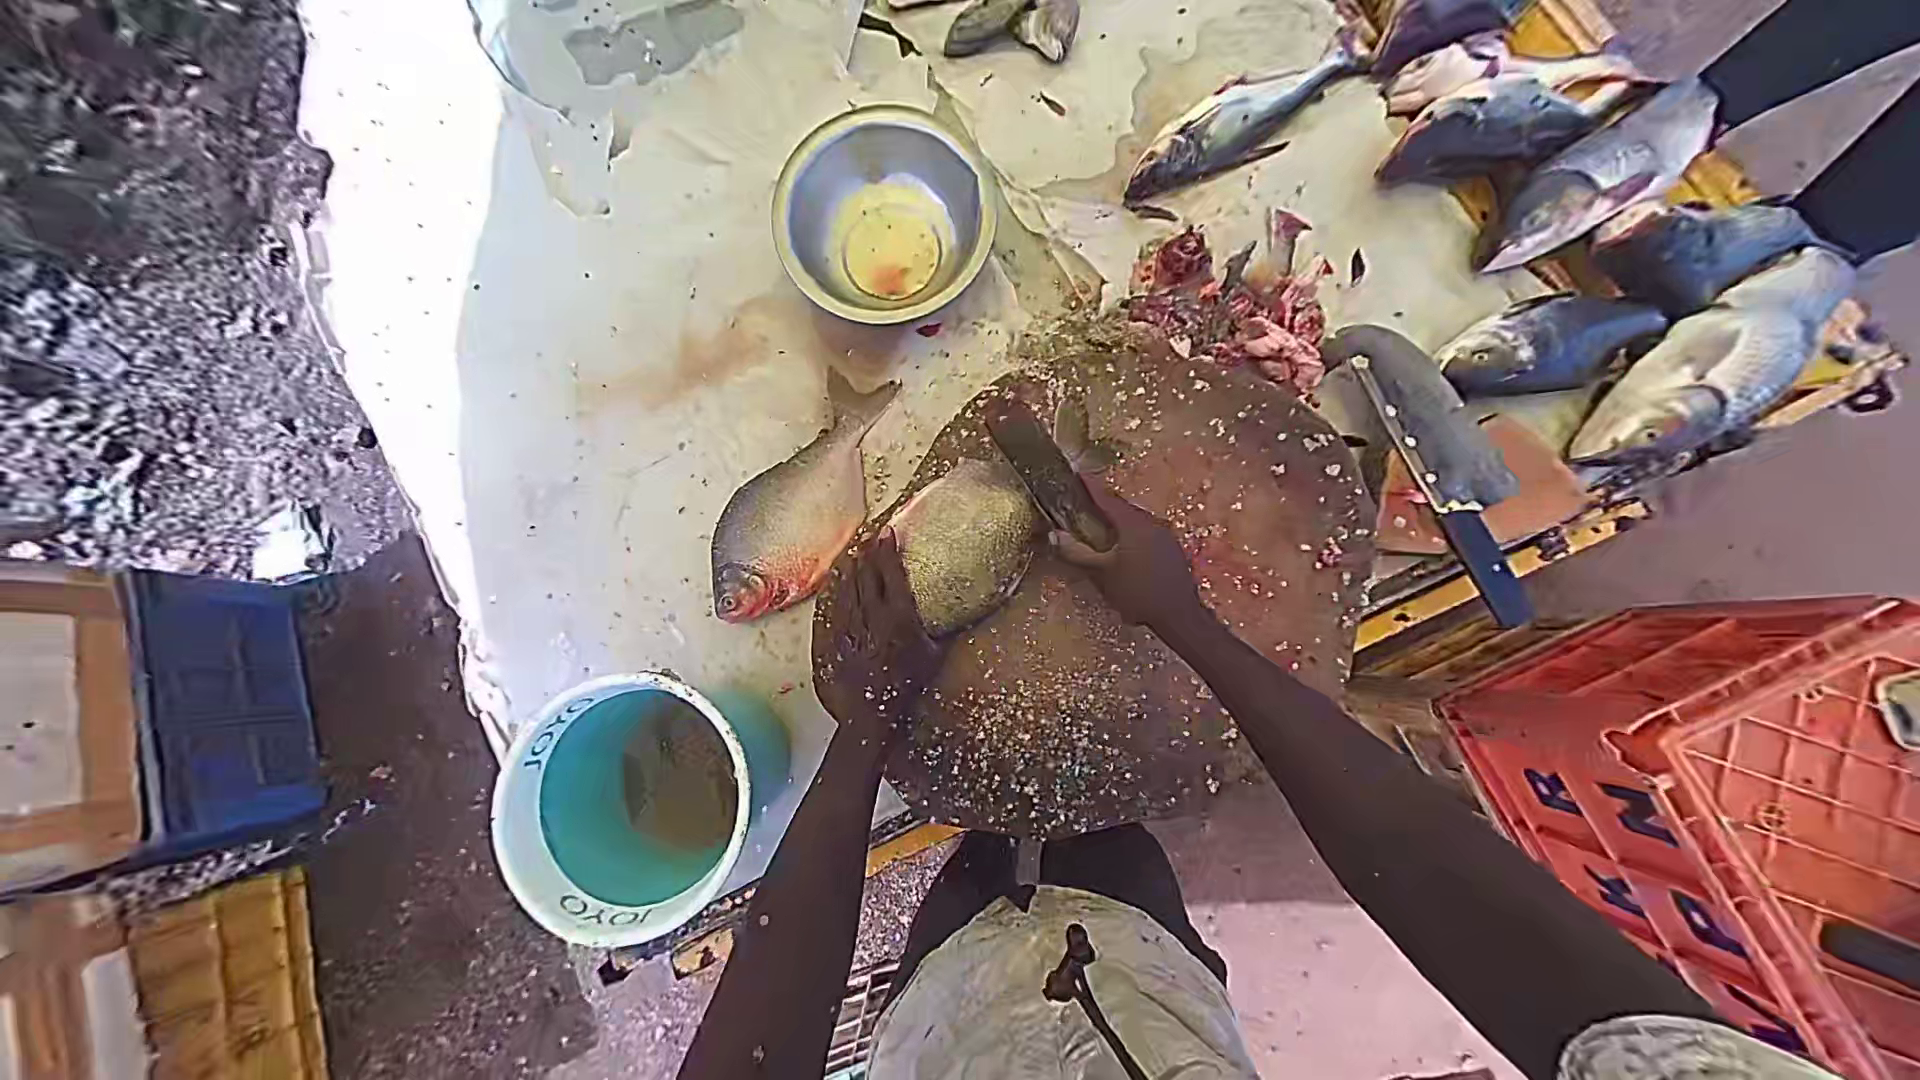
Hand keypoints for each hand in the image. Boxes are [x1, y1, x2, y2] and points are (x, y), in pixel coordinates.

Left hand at [814, 531, 945, 738]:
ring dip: (847, 567)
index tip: (887, 533)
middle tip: (867, 536)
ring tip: (849, 552)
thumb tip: (971, 615)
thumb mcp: (934, 657)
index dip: (888, 550)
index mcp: (898, 618)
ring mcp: (846, 629)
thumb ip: (947, 632)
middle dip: (866, 552)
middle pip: (866, 575)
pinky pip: (828, 609)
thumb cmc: (908, 689)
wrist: (871, 718)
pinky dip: (831, 592)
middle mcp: (871, 618)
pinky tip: (832, 582)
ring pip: (845, 588)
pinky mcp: (829, 641)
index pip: (892, 574)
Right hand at [1052, 481, 1206, 631]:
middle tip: (1083, 505)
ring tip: (1100, 528)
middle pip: (1122, 508)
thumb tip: (1054, 535)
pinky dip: (1130, 535)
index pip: (1107, 498)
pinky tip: (1122, 548)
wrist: (1179, 615)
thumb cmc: (1138, 592)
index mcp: (1133, 524)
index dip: (1090, 487)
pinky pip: (1145, 534)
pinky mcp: (1172, 551)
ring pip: (1135, 522)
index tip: (1077, 474)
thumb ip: (1077, 553)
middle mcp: (1152, 523)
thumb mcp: (1101, 574)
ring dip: (1117, 522)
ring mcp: (1165, 537)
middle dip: (1103, 506)